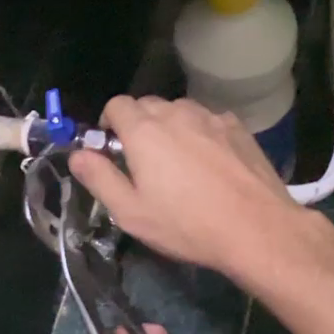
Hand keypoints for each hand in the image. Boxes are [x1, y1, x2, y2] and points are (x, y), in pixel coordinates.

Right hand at [69, 96, 304, 275]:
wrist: (256, 228)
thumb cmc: (187, 225)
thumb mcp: (131, 212)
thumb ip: (99, 178)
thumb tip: (77, 155)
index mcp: (145, 130)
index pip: (117, 105)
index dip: (109, 124)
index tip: (113, 150)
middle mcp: (178, 113)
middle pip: (149, 105)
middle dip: (139, 126)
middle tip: (144, 163)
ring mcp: (212, 117)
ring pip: (181, 112)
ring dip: (172, 128)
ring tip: (179, 164)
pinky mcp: (239, 128)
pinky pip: (210, 122)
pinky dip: (202, 135)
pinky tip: (211, 165)